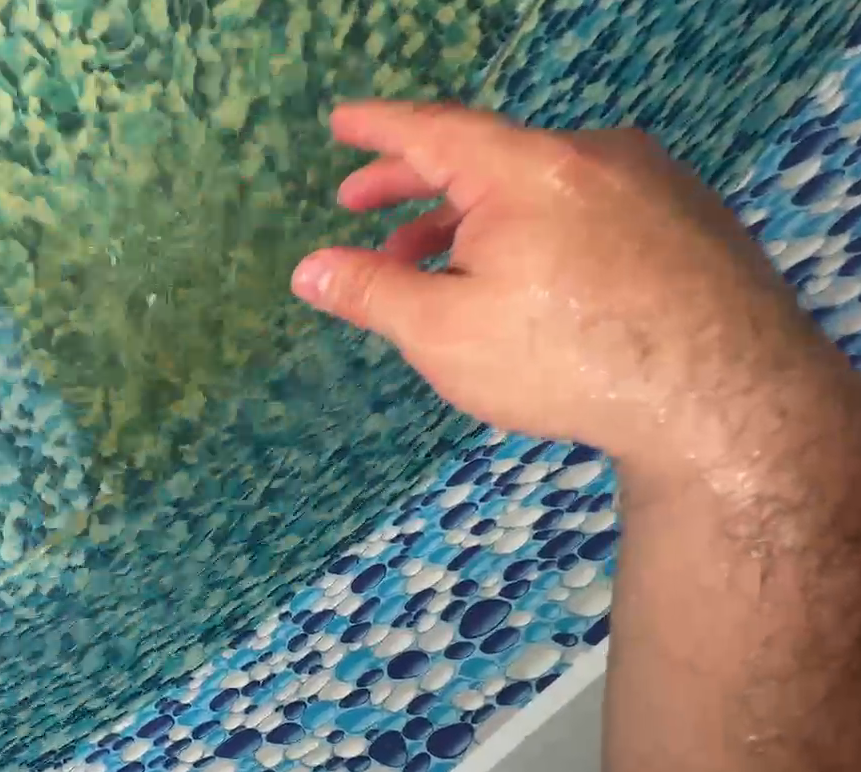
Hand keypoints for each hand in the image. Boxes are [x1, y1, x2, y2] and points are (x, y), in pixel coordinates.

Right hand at [290, 101, 852, 478]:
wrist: (720, 394)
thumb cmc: (559, 356)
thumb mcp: (439, 329)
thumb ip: (369, 291)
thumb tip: (307, 269)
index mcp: (527, 172)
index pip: (435, 132)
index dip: (379, 127)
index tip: (342, 121)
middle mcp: (592, 157)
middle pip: (481, 156)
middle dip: (410, 181)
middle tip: (357, 203)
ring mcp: (645, 183)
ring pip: (527, 187)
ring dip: (460, 218)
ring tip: (417, 263)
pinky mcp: (676, 218)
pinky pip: (572, 205)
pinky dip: (515, 228)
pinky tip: (499, 275)